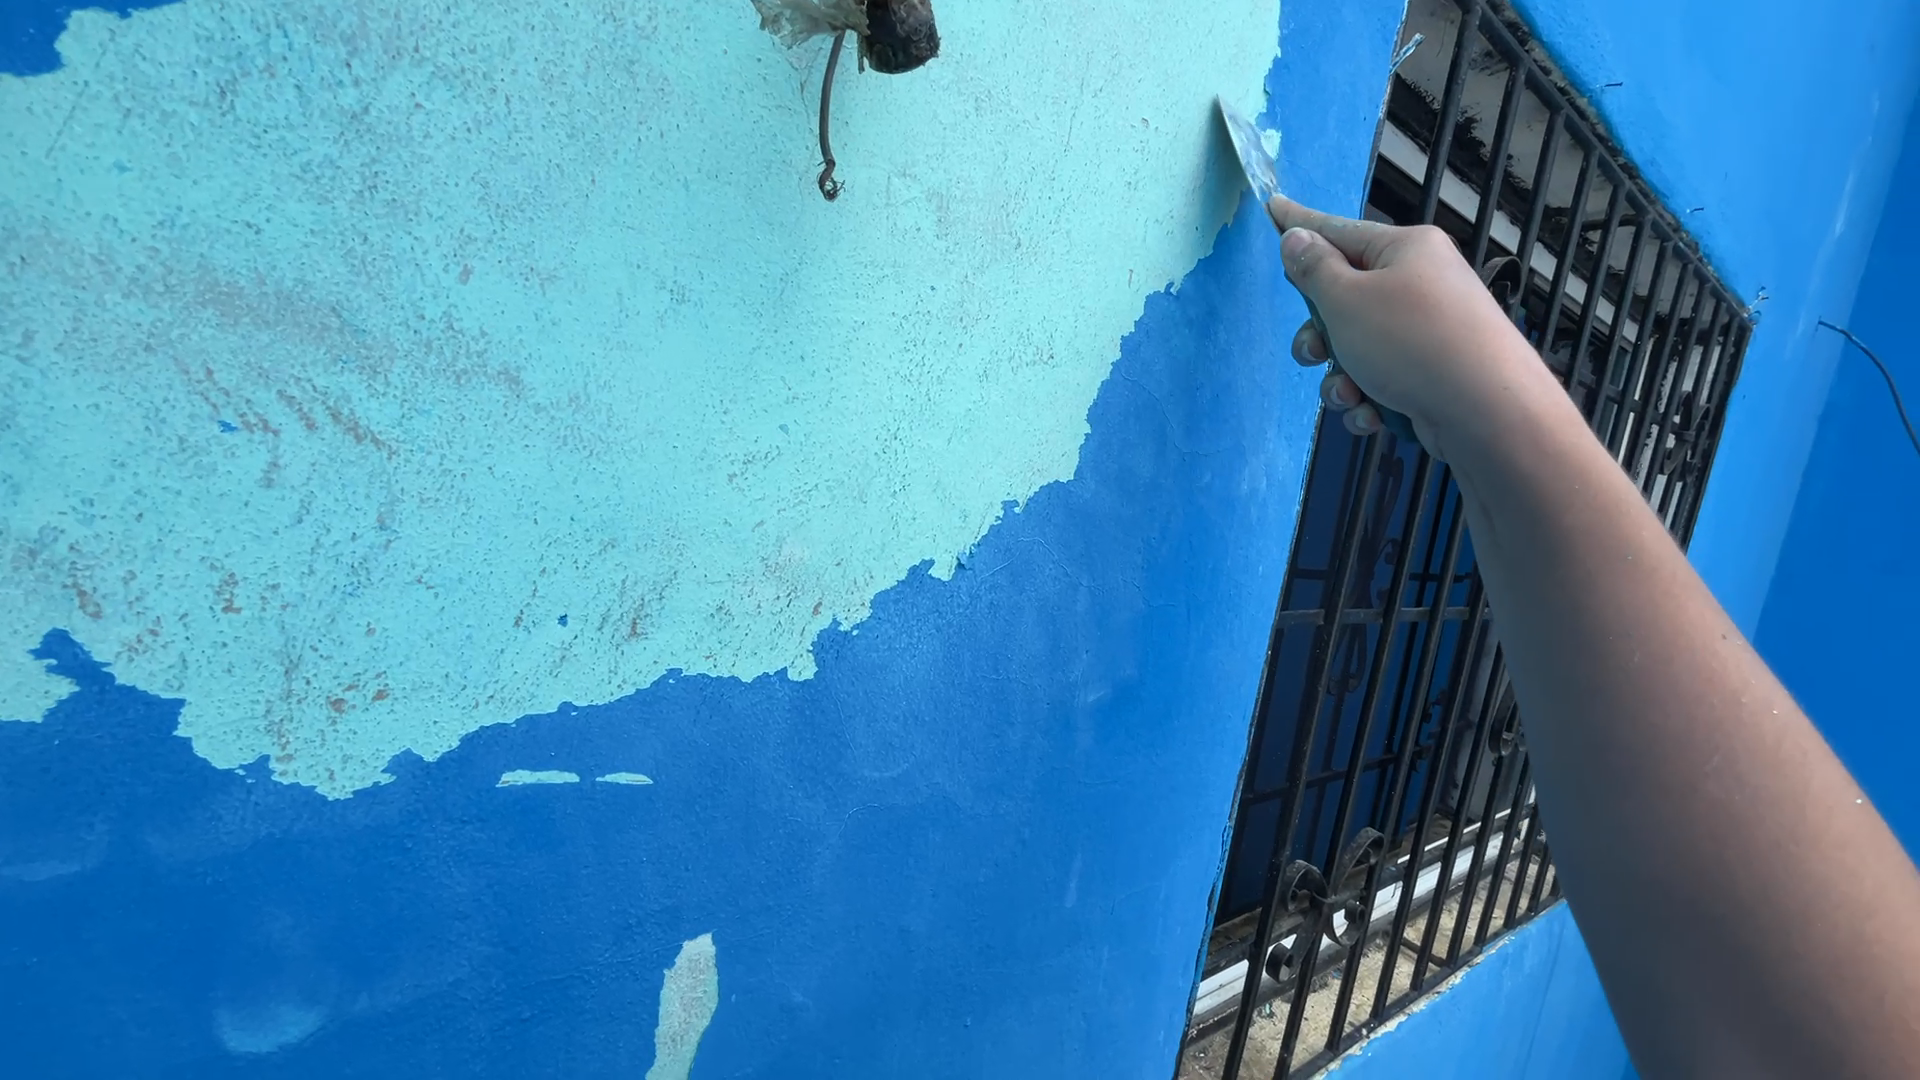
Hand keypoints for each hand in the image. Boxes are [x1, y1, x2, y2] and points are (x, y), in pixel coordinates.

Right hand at [1266, 195, 1542, 457]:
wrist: (1485, 410)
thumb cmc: (1410, 342)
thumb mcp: (1347, 301)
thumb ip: (1314, 270)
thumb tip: (1296, 237)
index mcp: (1402, 250)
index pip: (1336, 230)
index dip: (1299, 225)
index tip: (1272, 207)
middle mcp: (1416, 283)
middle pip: (1340, 300)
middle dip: (1319, 338)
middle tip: (1314, 354)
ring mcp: (1424, 330)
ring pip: (1353, 349)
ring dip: (1340, 379)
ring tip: (1351, 395)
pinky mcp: (1428, 372)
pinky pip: (1377, 380)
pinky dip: (1367, 399)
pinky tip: (1373, 414)